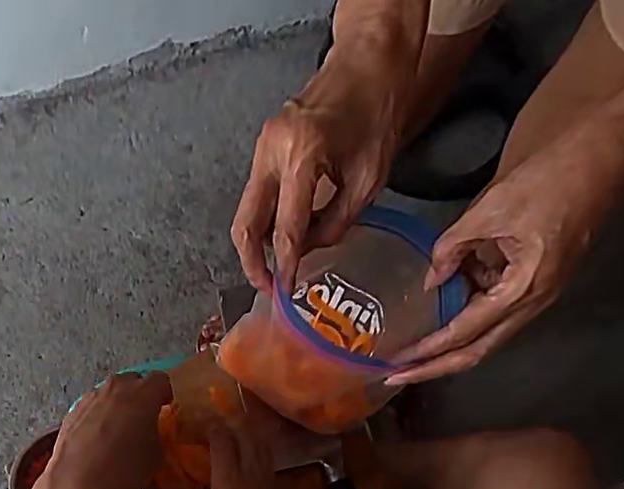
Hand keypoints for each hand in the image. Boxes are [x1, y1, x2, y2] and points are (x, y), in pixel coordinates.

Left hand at [40, 373, 171, 488]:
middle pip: (132, 380)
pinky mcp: (72, 411)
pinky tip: (97, 439)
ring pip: (109, 392)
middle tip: (141, 418)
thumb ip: (154, 433)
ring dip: (117, 404)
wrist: (80, 483)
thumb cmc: (126, 469)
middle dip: (139, 395)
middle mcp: (116, 388)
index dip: (164, 393)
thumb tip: (148, 430)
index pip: (160, 380)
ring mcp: (91, 397)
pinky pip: (92, 406)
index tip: (164, 407)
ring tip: (117, 430)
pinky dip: (98, 416)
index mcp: (143, 395)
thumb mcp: (156, 455)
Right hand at [180, 425, 328, 488]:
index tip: (196, 423)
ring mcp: (268, 479)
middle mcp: (251, 472)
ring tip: (231, 434)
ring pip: (260, 443)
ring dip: (245, 432)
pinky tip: (246, 459)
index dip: (209, 426)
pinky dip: (256, 449)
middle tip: (214, 425)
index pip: (221, 440)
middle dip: (229, 423)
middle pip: (245, 433)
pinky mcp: (278, 488)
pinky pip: (266, 458)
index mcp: (229, 481)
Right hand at [231, 47, 415, 291]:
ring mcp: (263, 147)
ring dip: (256, 245)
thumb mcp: (368, 180)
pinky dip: (264, 223)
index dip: (285, 266)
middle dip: (253, 263)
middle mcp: (273, 151)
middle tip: (267, 288)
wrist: (367, 62)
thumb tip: (310, 250)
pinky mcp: (265, 148)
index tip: (286, 291)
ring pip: (246, 212)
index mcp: (302, 155)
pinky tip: (280, 239)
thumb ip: (336, 222)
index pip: (286, 229)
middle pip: (246, 224)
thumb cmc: (377, 113)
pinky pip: (257, 196)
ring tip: (273, 270)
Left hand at [387, 118, 623, 383]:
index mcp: (522, 289)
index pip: (465, 334)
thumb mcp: (492, 207)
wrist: (613, 152)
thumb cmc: (557, 174)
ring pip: (485, 335)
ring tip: (411, 350)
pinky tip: (441, 309)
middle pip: (476, 352)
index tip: (397, 364)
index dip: (428, 352)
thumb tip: (431, 280)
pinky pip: (495, 310)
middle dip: (434, 367)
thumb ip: (453, 247)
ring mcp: (537, 296)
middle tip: (398, 375)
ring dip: (448, 344)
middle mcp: (532, 303)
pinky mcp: (536, 283)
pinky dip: (465, 314)